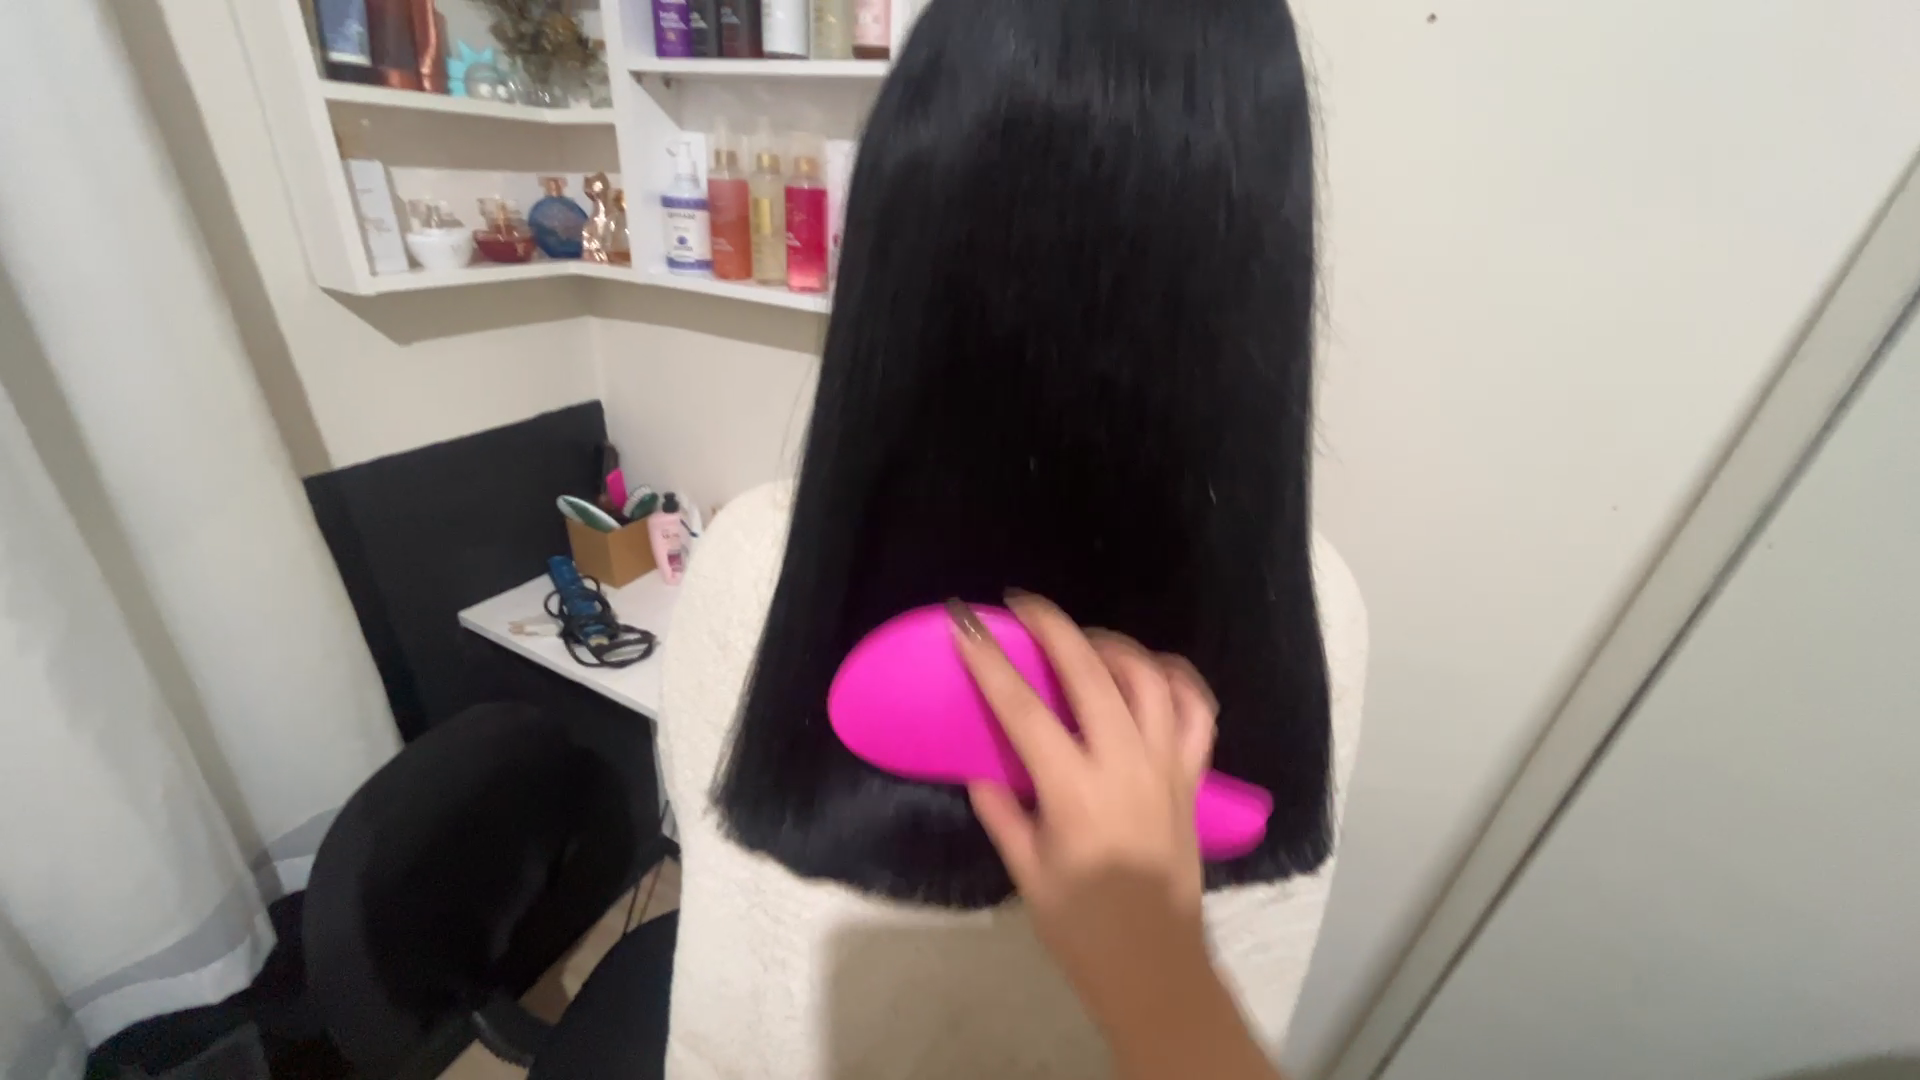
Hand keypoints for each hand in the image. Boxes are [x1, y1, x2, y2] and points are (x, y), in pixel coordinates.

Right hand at [948, 593, 1282, 1079]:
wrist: (1156, 967)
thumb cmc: (1082, 926)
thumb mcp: (1025, 872)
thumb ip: (1001, 811)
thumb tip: (981, 768)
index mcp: (1075, 791)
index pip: (1024, 710)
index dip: (990, 663)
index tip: (966, 624)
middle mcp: (1125, 765)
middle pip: (1091, 672)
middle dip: (1054, 626)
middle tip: (1025, 604)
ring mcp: (1167, 765)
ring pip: (1148, 679)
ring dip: (1113, 645)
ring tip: (1084, 638)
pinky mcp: (1192, 776)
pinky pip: (1197, 711)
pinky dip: (1177, 678)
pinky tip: (1151, 669)